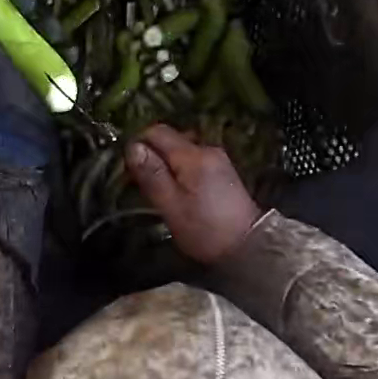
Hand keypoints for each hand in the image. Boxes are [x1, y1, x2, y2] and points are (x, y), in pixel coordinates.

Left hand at [0, 0, 53, 169]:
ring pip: (28, 27)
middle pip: (3, 6)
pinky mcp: (29, 80)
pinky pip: (44, 53)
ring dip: (45, 27)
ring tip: (55, 39)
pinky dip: (55, 51)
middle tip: (34, 11)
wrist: (19, 147)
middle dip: (22, 3)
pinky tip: (64, 56)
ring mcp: (6, 64)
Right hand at [126, 124, 262, 264]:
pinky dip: (180, 169)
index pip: (157, 131)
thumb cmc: (204, 230)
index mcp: (193, 155)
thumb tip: (132, 146)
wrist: (248, 247)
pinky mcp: (223, 171)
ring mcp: (218, 159)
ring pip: (181, 149)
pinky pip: (193, 160)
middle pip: (170, 138)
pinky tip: (178, 189)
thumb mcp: (171, 206)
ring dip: (166, 163)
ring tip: (158, 187)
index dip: (138, 144)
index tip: (129, 167)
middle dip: (152, 154)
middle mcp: (207, 149)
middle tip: (141, 181)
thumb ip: (152, 175)